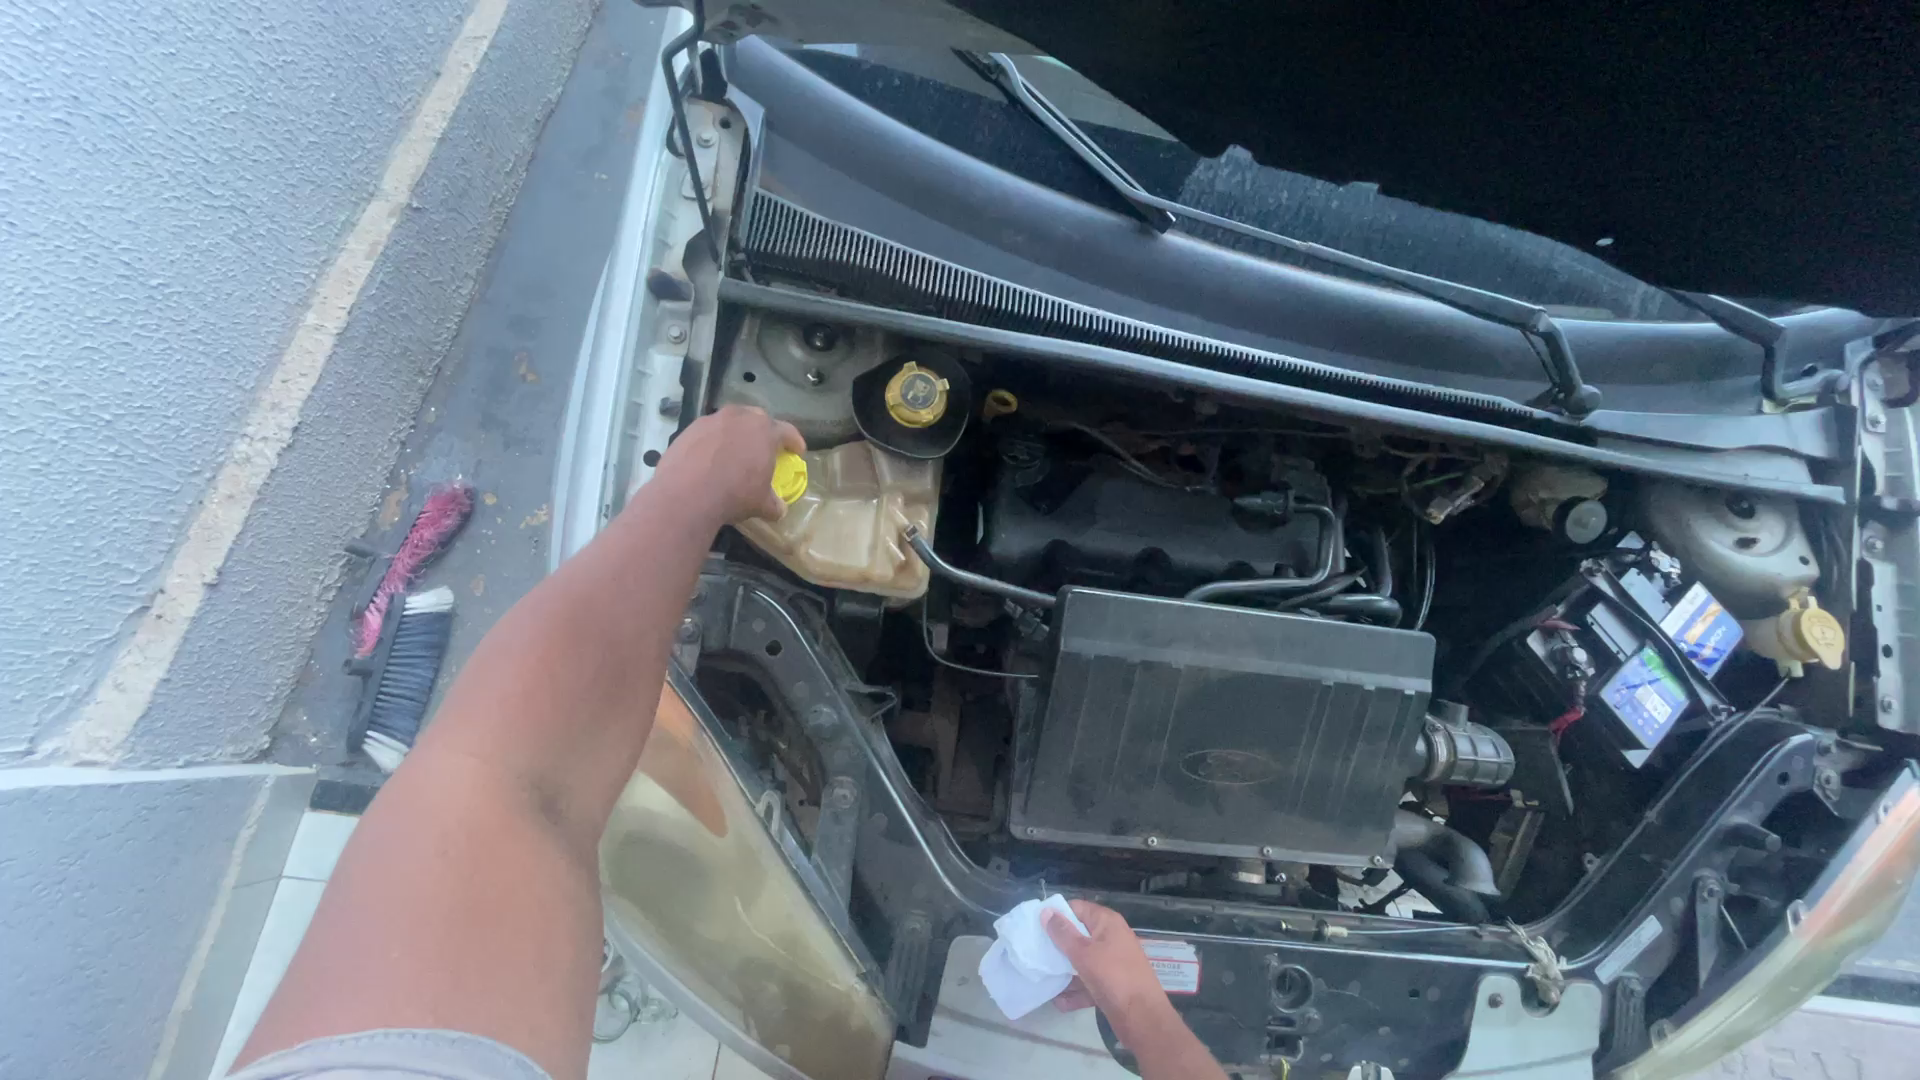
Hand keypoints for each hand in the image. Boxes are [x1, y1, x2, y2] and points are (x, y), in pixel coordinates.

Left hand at [654, 405, 803, 523]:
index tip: (798, 451)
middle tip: (764, 447)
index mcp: (765, 431)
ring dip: (736, 434)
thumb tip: (779, 510)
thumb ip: (774, 503)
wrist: (686, 495)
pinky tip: (710, 459)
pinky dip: (713, 442)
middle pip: (758, 418)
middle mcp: (740, 417)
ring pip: (731, 422)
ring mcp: (712, 420)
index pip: (787, 431)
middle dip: (764, 431)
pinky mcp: (689, 429)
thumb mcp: (762, 504)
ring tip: (734, 452)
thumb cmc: (734, 495)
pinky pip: (708, 432)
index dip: (795, 442)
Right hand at [1043, 899, 1169, 1025]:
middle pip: (1079, 935)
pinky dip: (1076, 991)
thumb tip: (1046, 911)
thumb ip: (1062, 933)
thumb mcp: (1083, 953)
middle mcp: (1111, 938)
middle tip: (1036, 952)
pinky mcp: (1112, 985)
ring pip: (1083, 961)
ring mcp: (1113, 963)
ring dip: (1065, 971)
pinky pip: (1090, 983)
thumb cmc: (1113, 977)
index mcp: (1107, 922)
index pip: (1077, 908)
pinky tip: (1059, 1002)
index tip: (1037, 926)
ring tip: (1044, 979)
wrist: (1144, 1020)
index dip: (1057, 915)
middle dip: (1058, 945)